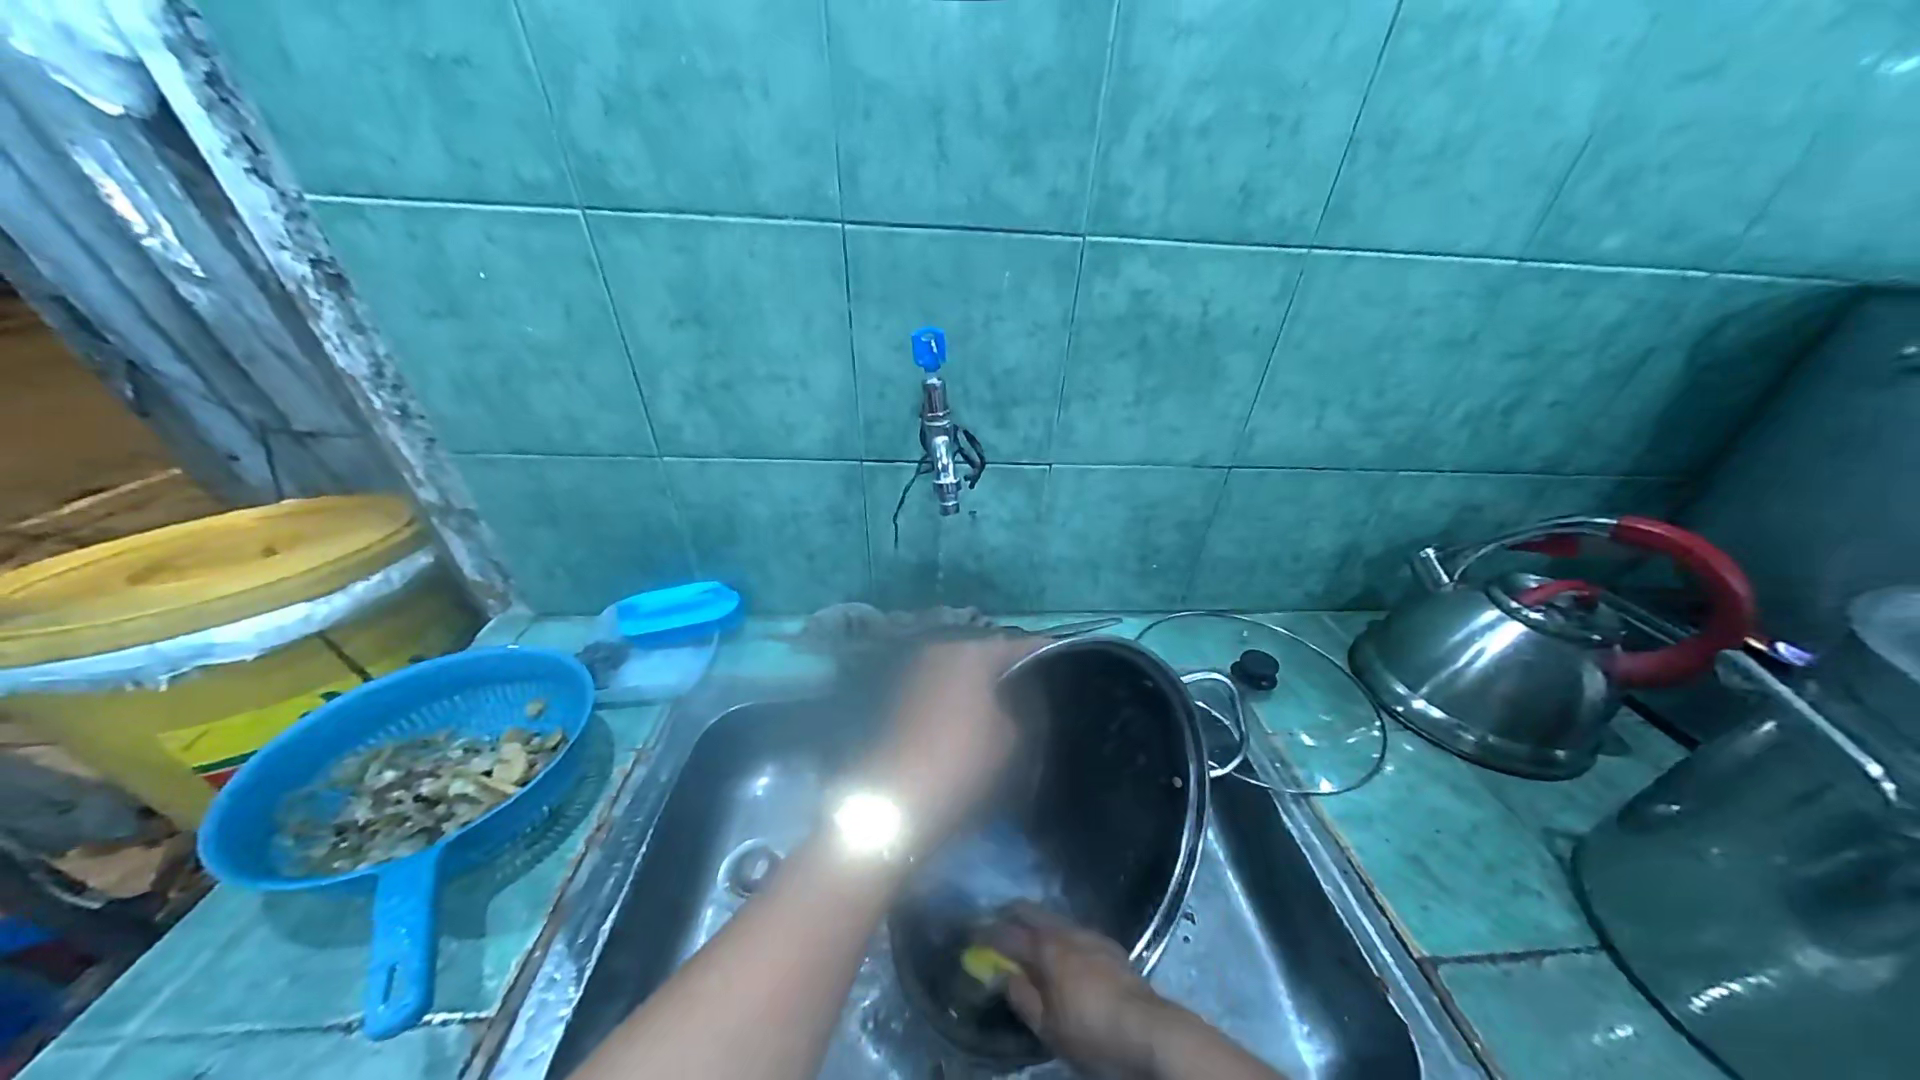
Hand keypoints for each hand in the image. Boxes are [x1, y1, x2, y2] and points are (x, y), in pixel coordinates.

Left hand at [853, 635, 1038, 854]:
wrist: (897, 803)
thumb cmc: (965, 763)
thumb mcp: (1016, 737)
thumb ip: (1032, 704)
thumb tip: (1033, 692)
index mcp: (972, 650)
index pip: (1024, 645)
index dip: (1052, 659)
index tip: (1074, 677)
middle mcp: (940, 649)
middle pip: (991, 656)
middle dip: (1015, 673)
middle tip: (1043, 698)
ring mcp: (915, 672)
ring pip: (966, 674)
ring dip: (987, 688)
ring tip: (1012, 715)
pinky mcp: (900, 697)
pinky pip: (945, 690)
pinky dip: (963, 700)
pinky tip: (979, 725)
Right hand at [985, 903, 1176, 1078]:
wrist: (1148, 1029)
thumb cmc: (1091, 1032)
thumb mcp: (1048, 1027)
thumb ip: (1022, 997)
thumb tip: (1005, 975)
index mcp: (1045, 949)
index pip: (1006, 933)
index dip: (985, 933)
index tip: (971, 935)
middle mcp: (1065, 931)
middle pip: (1031, 912)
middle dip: (1011, 915)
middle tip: (997, 925)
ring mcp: (1090, 934)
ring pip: (1054, 918)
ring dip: (1037, 923)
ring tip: (1028, 937)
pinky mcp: (1109, 944)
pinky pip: (1074, 929)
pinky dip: (1059, 932)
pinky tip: (1063, 949)